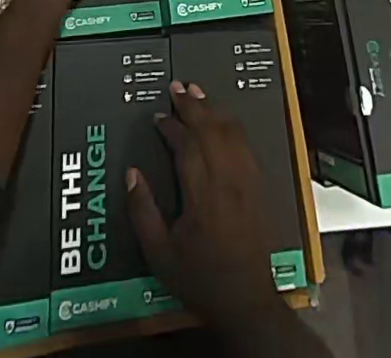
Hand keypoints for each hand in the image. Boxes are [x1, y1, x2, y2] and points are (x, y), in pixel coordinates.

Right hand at [128, 81, 282, 332]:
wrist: (248, 303)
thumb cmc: (201, 278)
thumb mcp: (159, 253)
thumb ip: (142, 211)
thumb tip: (131, 174)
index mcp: (202, 195)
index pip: (187, 146)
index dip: (171, 127)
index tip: (158, 118)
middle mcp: (228, 182)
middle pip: (212, 131)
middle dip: (194, 106)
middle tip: (178, 87)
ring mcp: (247, 184)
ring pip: (232, 134)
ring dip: (214, 110)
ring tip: (198, 94)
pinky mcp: (258, 189)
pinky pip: (246, 146)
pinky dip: (232, 126)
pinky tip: (222, 120)